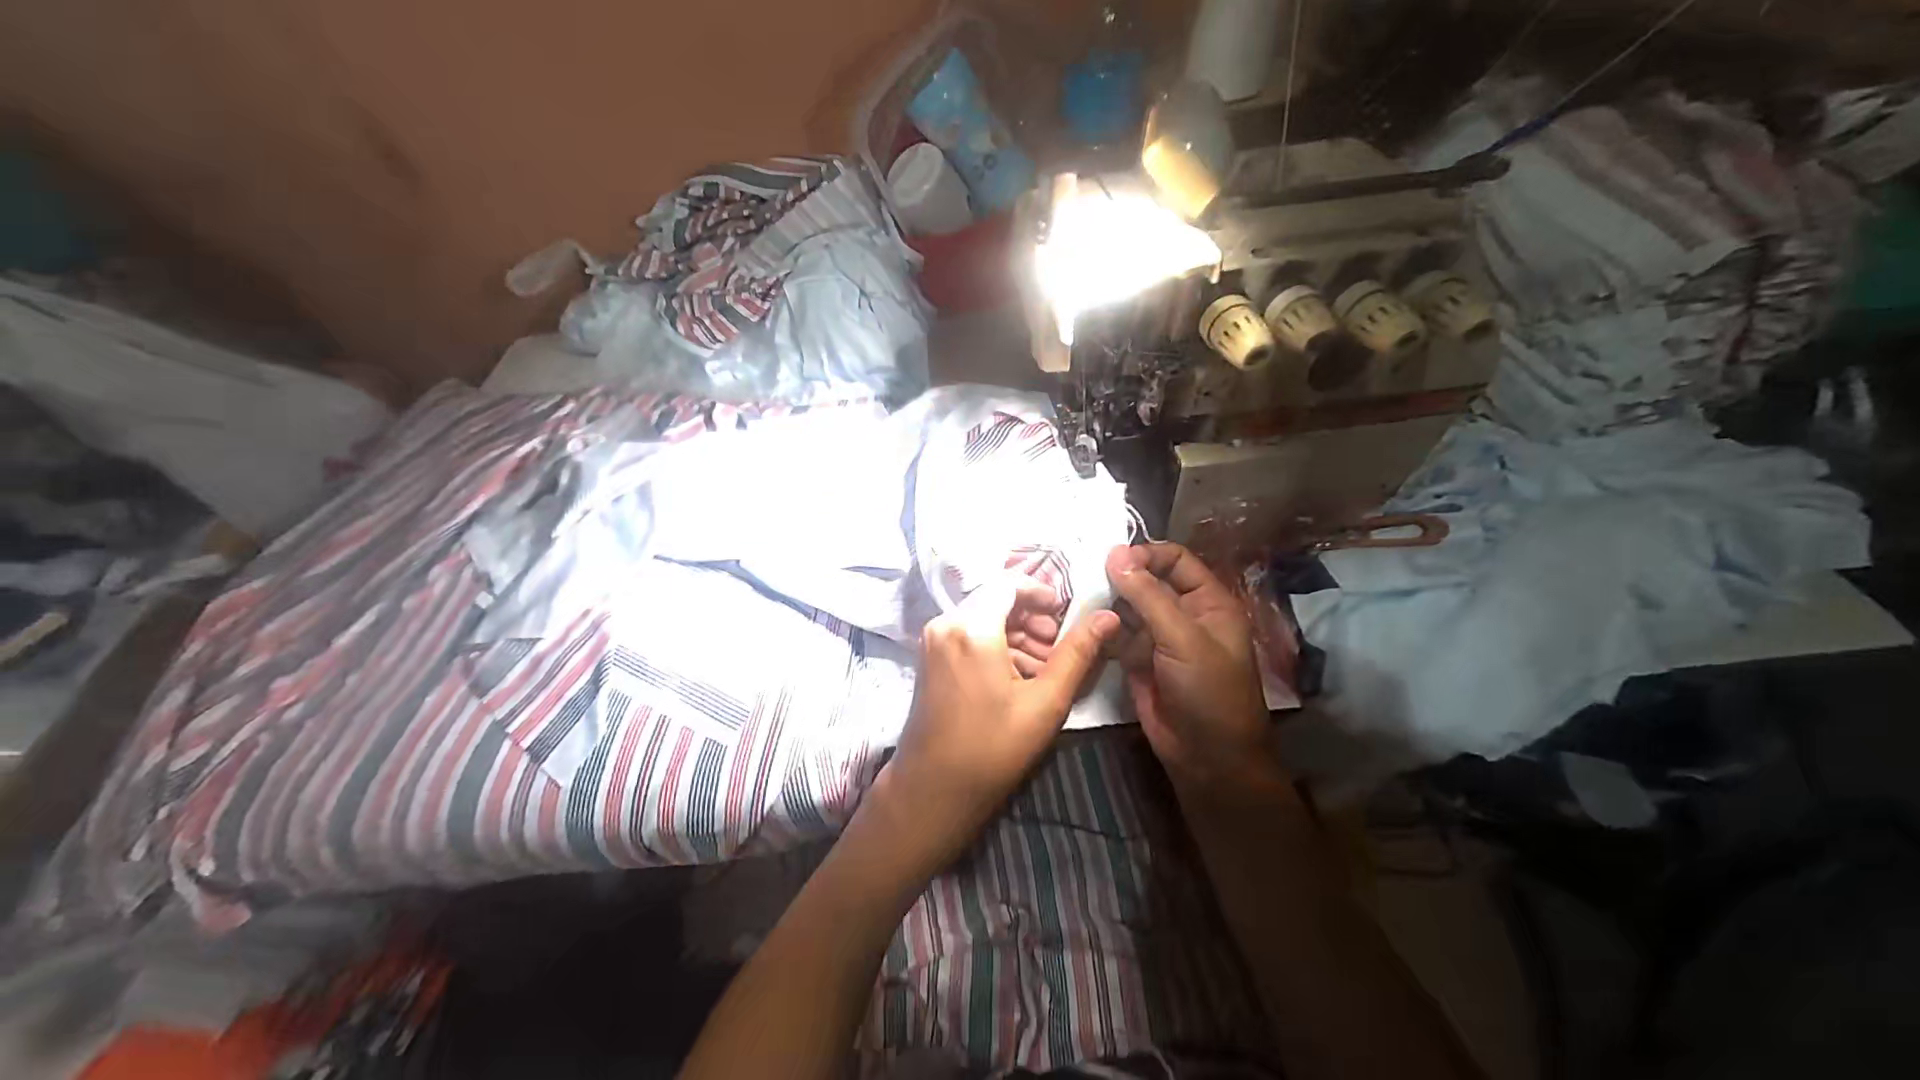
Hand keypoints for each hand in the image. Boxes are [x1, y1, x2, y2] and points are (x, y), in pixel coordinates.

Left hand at [877, 578, 1119, 869]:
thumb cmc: (993, 748)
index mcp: (971, 626)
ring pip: (982, 618)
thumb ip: (1078, 653)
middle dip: (1032, 617)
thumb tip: (1109, 616)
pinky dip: (996, 645)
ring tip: (1045, 667)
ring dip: (1016, 634)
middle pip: (996, 600)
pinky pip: (968, 635)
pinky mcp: (929, 659)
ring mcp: (933, 641)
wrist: (932, 791)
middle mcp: (945, 623)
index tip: (1067, 617)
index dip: (1043, 594)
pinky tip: (1018, 677)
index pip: (1010, 583)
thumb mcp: (1045, 702)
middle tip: (1060, 647)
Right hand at [1105, 544, 1278, 794]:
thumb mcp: (1183, 638)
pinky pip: (1116, 635)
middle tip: (1084, 576)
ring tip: (1077, 598)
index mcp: (1207, 602)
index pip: (1175, 560)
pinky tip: (1080, 624)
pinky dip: (1100, 630)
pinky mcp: (1138, 660)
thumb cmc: (1209, 692)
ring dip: (1106, 603)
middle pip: (1147, 581)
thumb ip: (1148, 596)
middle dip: (1119, 578)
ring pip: (1127, 608)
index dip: (1146, 555)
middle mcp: (1182, 614)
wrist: (1208, 757)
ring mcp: (1158, 639)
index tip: (1111, 559)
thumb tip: (1115, 554)